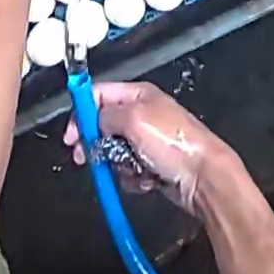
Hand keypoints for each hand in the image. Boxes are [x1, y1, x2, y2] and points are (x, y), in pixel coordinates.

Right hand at [63, 81, 240, 214]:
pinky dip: (132, 176)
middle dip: (95, 141)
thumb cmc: (169, 141)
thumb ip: (106, 115)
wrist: (203, 176)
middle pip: (104, 123)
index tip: (70, 136)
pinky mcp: (152, 163)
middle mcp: (142, 113)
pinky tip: (144, 180)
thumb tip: (92, 119)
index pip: (100, 94)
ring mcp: (147, 139)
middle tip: (86, 157)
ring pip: (114, 149)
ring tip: (131, 169)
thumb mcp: (133, 119)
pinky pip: (128, 169)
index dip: (82, 111)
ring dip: (116, 162)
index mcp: (138, 95)